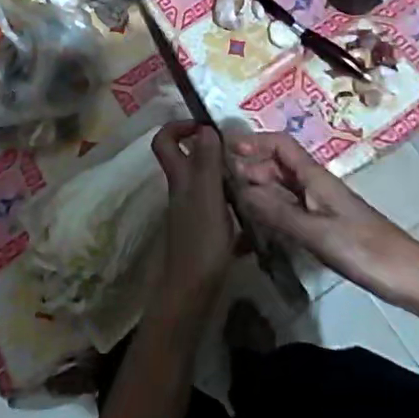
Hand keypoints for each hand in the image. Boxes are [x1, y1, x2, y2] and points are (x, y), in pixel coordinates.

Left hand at [149, 122, 235, 317]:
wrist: (192, 292)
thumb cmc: (200, 241)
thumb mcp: (207, 196)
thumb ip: (206, 162)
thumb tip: (204, 127)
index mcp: (179, 178)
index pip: (163, 141)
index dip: (177, 127)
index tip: (205, 126)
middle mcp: (181, 190)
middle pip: (187, 160)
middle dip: (209, 149)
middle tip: (238, 150)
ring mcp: (191, 211)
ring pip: (204, 182)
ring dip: (225, 175)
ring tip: (253, 176)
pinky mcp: (203, 230)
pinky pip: (218, 206)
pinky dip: (233, 202)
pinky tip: (255, 209)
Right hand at [228, 132, 418, 303]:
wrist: (410, 278)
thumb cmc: (364, 250)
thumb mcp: (316, 232)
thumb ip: (277, 212)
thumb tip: (241, 190)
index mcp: (315, 178)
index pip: (282, 145)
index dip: (255, 141)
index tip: (228, 149)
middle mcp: (316, 186)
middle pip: (279, 165)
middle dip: (252, 167)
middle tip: (226, 182)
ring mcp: (322, 206)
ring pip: (284, 187)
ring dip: (260, 188)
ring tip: (236, 202)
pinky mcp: (326, 226)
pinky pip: (292, 208)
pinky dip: (273, 209)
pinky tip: (261, 224)